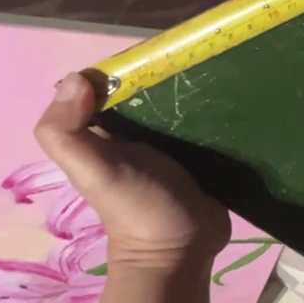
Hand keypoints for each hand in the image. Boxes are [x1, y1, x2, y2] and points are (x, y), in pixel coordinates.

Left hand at [34, 74, 230, 272]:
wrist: (184, 249)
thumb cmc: (136, 207)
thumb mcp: (93, 170)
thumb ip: (68, 132)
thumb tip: (76, 78)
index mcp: (103, 132)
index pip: (106, 86)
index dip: (124, 66)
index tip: (158, 53)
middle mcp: (134, 133)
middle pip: (147, 89)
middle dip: (167, 72)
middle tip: (200, 59)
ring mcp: (171, 142)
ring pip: (179, 102)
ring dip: (196, 87)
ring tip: (224, 72)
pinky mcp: (203, 151)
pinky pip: (207, 119)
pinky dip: (217, 107)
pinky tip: (235, 97)